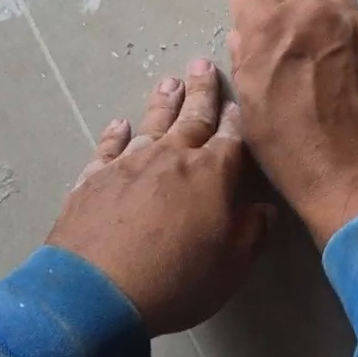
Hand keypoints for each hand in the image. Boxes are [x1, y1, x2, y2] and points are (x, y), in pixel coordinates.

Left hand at [47, 60, 277, 335]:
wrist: (98, 293)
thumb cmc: (176, 282)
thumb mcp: (231, 267)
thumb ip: (252, 234)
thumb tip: (265, 210)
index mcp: (211, 175)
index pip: (232, 137)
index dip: (238, 119)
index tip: (240, 101)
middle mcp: (171, 158)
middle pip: (192, 118)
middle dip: (201, 91)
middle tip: (202, 64)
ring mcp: (128, 165)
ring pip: (151, 124)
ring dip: (162, 103)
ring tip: (169, 81)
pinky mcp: (92, 179)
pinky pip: (108, 148)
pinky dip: (116, 134)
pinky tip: (119, 125)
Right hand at [227, 0, 357, 246]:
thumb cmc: (293, 154)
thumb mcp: (251, 111)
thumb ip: (245, 62)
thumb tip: (244, 37)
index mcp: (270, 29)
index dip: (248, 11)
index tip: (254, 33)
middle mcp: (314, 14)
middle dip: (283, 0)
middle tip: (288, 35)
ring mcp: (357, 24)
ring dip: (322, 10)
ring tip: (325, 45)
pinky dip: (353, 36)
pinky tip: (355, 70)